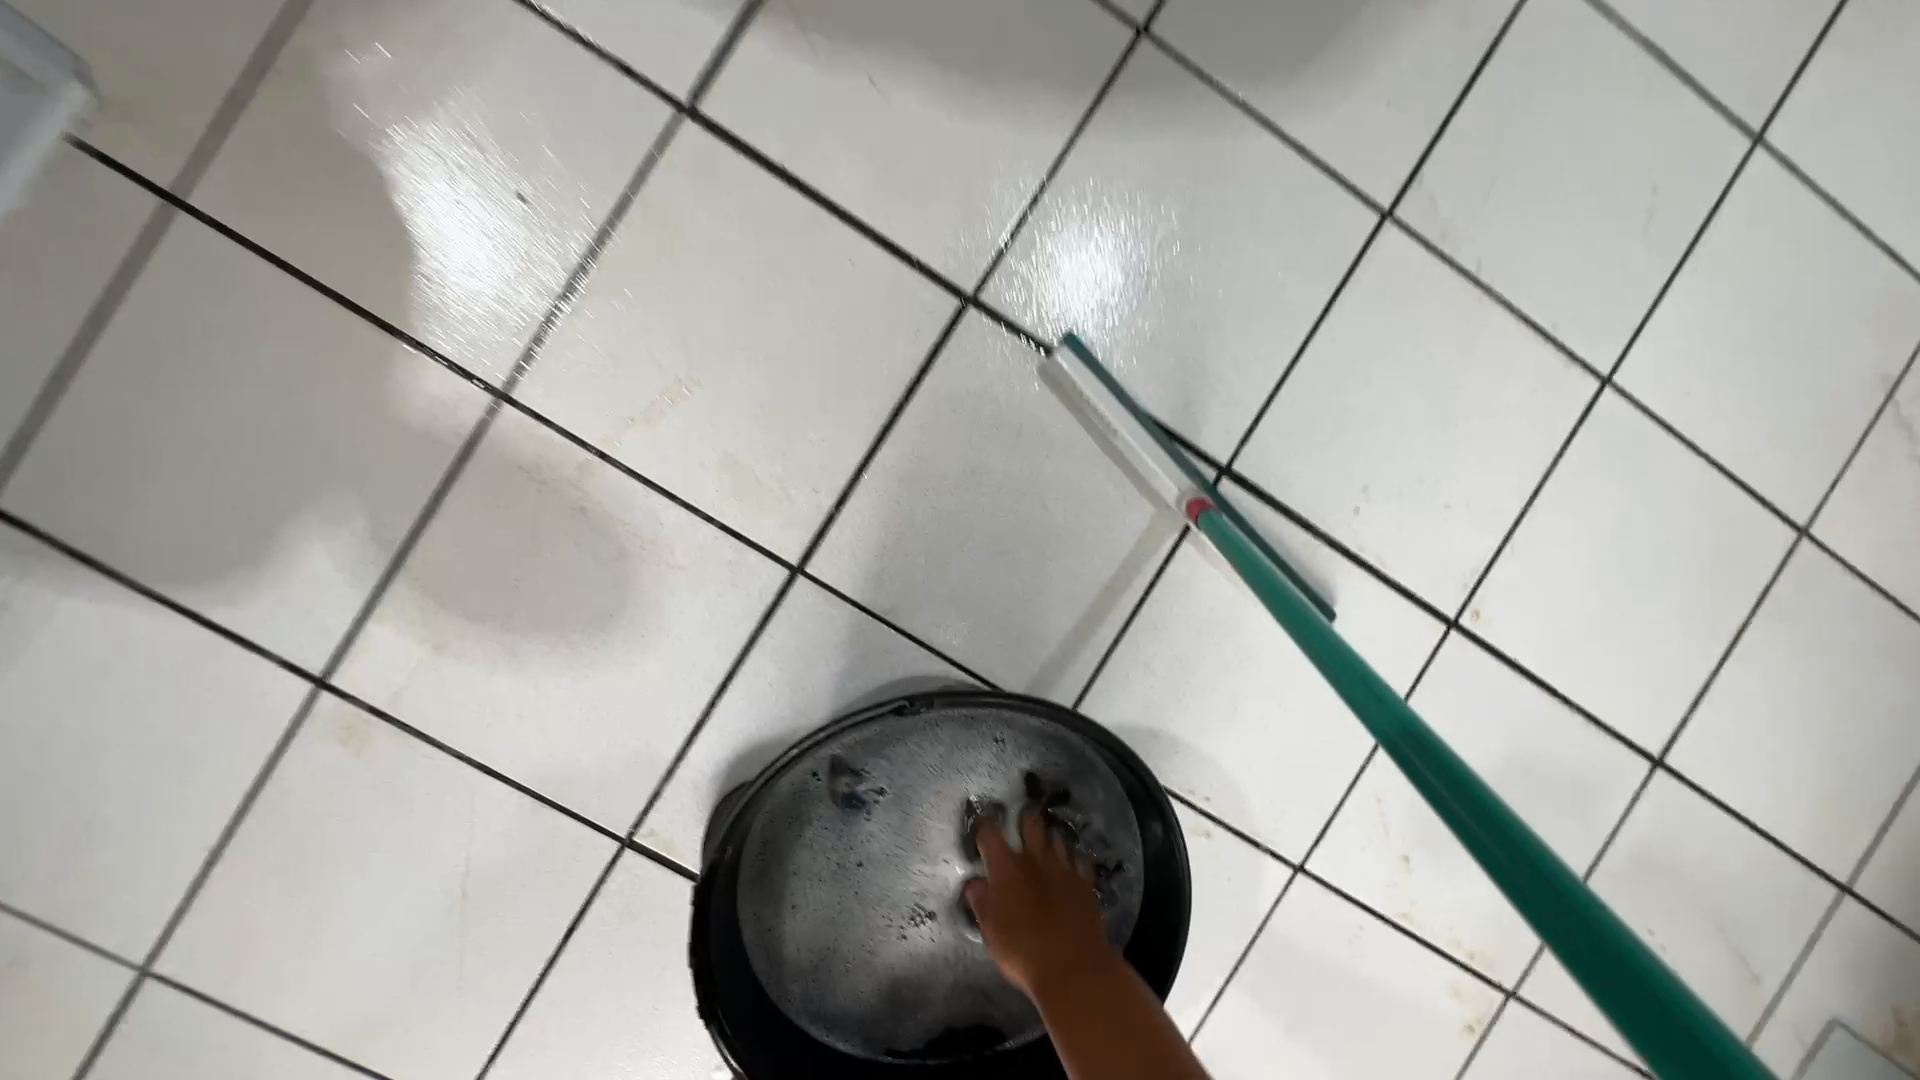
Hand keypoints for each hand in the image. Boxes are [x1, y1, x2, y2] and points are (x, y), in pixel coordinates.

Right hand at [964, 806, 1115, 1000]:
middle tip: (1020, 826)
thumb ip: (981, 902)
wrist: (1074, 966)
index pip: (990, 833)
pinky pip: (1078, 859)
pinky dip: (1072, 858)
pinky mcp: (1085, 882)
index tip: (983, 823)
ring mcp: (1064, 868)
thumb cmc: (1023, 951)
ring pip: (1056, 837)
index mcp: (1006, 868)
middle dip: (1024, 820)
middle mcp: (1035, 859)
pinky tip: (1070, 865)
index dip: (984, 825)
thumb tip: (974, 883)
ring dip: (1049, 838)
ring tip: (1045, 843)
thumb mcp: (991, 931)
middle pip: (1030, 823)